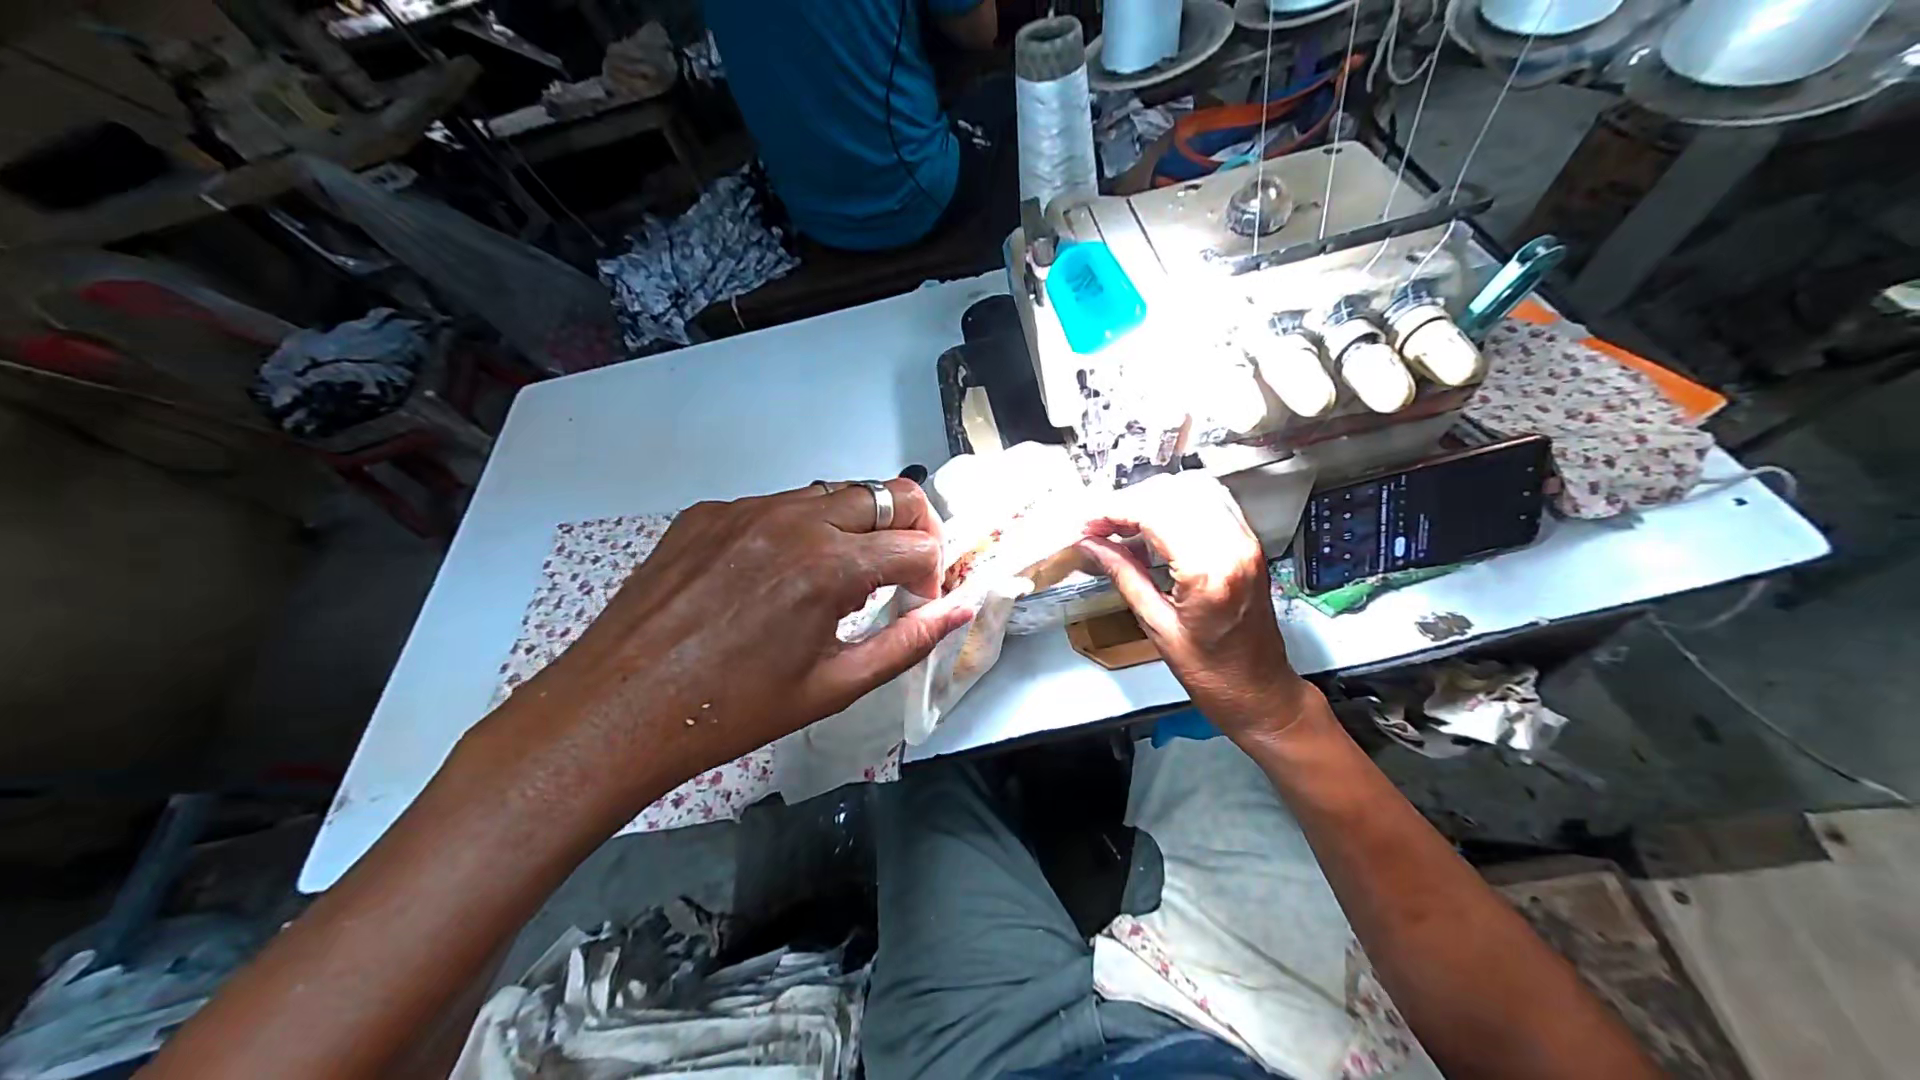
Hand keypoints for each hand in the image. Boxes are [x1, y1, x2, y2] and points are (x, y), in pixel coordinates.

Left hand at [505, 479, 971, 817]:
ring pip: (835, 494)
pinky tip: (774, 578)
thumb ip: (908, 642)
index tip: (916, 607)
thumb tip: (960, 610)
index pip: (920, 543)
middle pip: (890, 494)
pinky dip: (801, 530)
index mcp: (830, 566)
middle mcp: (794, 518)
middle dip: (913, 530)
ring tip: (838, 579)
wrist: (617, 709)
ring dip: (858, 528)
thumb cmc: (734, 711)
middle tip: (900, 576)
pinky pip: (778, 506)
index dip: (933, 577)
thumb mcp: (834, 686)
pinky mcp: (709, 511)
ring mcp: (746, 508)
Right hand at [1077, 473, 1319, 744]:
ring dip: (1154, 498)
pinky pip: (1212, 501)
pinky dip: (1179, 503)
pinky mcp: (1249, 544)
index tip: (1090, 524)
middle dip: (1130, 502)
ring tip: (1126, 524)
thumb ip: (1124, 575)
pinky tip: (1157, 525)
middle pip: (1173, 493)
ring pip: (1194, 488)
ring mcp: (1246, 543)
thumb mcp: (1157, 626)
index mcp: (1209, 572)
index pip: (1155, 513)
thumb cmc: (1214, 674)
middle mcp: (1233, 548)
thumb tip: (1093, 546)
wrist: (1259, 691)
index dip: (1114, 512)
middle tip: (1101, 525)